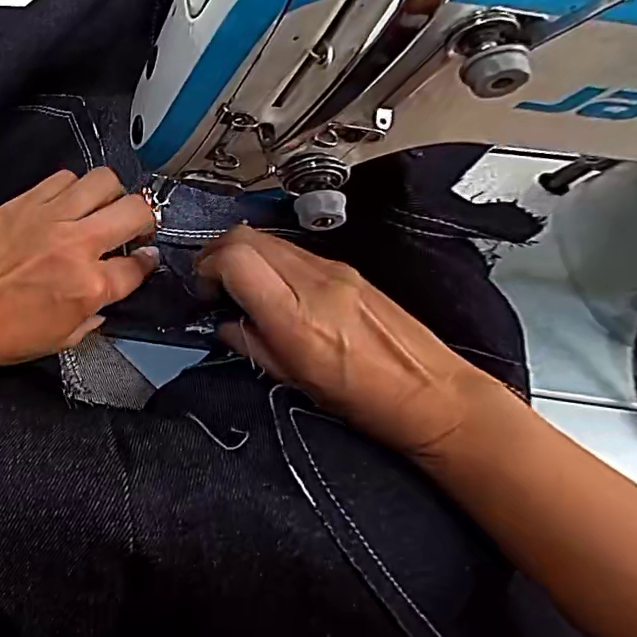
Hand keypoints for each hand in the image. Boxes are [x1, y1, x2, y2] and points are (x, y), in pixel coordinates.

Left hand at [0, 168, 158, 376]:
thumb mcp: (63, 339)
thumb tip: (111, 291)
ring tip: (100, 208)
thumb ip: (96, 312)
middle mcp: (76, 246)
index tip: (145, 257)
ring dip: (111, 195)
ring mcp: (50, 218)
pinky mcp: (24, 201)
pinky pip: (64, 177)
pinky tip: (66, 204)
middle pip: (136, 211)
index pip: (139, 265)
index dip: (148, 262)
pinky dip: (73, 188)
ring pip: (105, 181)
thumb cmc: (0, 334)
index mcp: (89, 287)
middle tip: (134, 227)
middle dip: (145, 219)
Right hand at [195, 226, 500, 459]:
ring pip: (269, 238)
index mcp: (296, 315)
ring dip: (244, 253)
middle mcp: (314, 281)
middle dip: (218, 253)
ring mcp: (334, 269)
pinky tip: (275, 287)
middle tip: (211, 280)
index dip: (207, 266)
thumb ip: (251, 344)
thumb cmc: (368, 400)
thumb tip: (227, 325)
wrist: (433, 394)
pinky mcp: (348, 268)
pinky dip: (271, 259)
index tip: (203, 287)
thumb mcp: (294, 381)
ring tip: (241, 284)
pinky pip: (294, 249)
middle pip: (246, 236)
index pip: (235, 258)